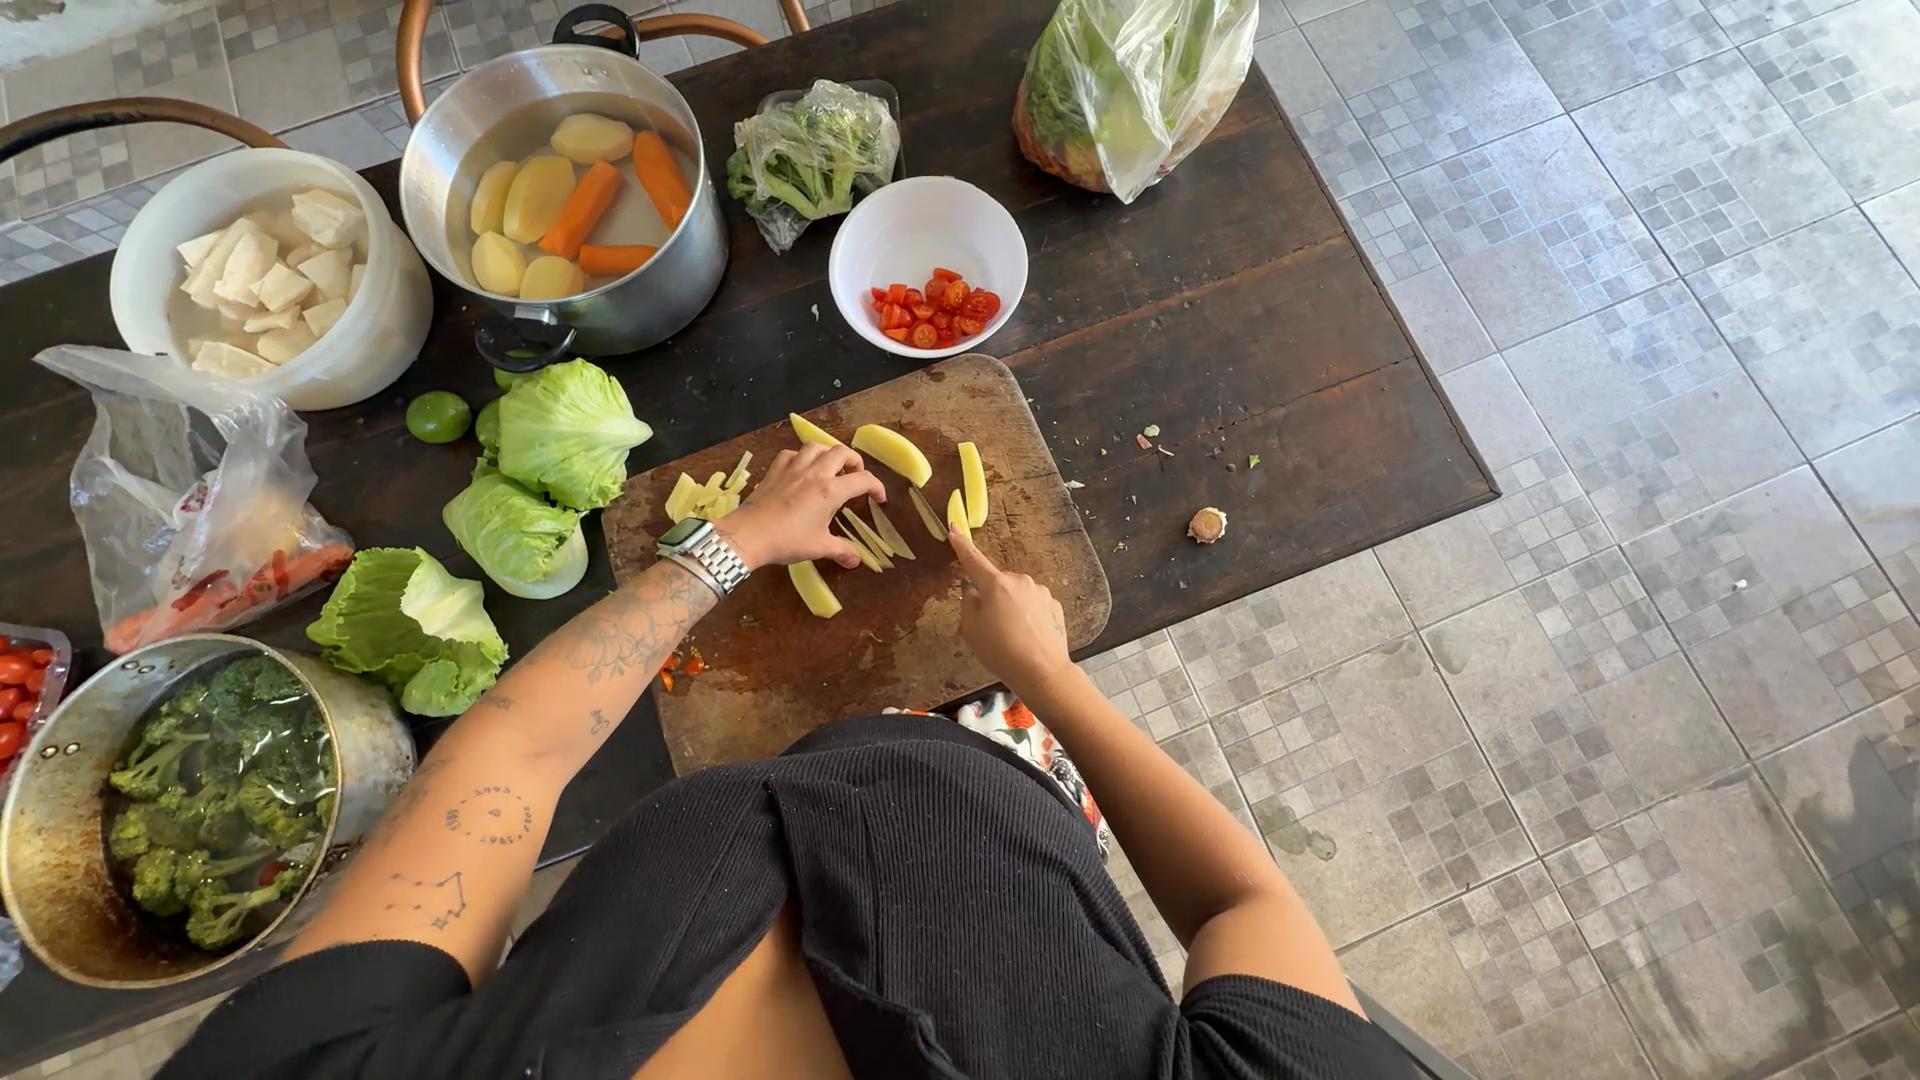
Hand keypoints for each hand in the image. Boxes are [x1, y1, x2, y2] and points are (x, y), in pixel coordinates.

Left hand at [718, 444, 884, 570]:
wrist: (749, 535)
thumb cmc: (788, 540)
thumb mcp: (819, 548)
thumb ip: (842, 551)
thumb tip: (856, 561)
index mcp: (831, 491)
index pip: (863, 480)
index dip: (877, 487)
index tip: (879, 499)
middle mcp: (815, 473)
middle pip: (842, 452)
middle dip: (855, 462)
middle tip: (855, 477)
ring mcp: (793, 469)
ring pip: (816, 446)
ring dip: (828, 453)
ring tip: (831, 467)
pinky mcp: (774, 471)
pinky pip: (791, 454)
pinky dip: (801, 457)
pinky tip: (801, 468)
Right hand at [949, 523, 1073, 697]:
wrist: (1042, 672)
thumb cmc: (1001, 652)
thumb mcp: (971, 630)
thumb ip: (968, 603)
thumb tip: (973, 589)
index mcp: (995, 584)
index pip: (973, 560)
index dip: (961, 545)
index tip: (954, 528)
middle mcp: (1019, 580)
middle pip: (998, 583)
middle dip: (993, 597)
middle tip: (991, 627)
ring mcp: (1040, 591)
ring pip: (1017, 594)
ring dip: (1012, 606)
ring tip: (1013, 636)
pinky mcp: (1054, 604)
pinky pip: (1033, 604)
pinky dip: (1028, 615)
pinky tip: (1029, 636)